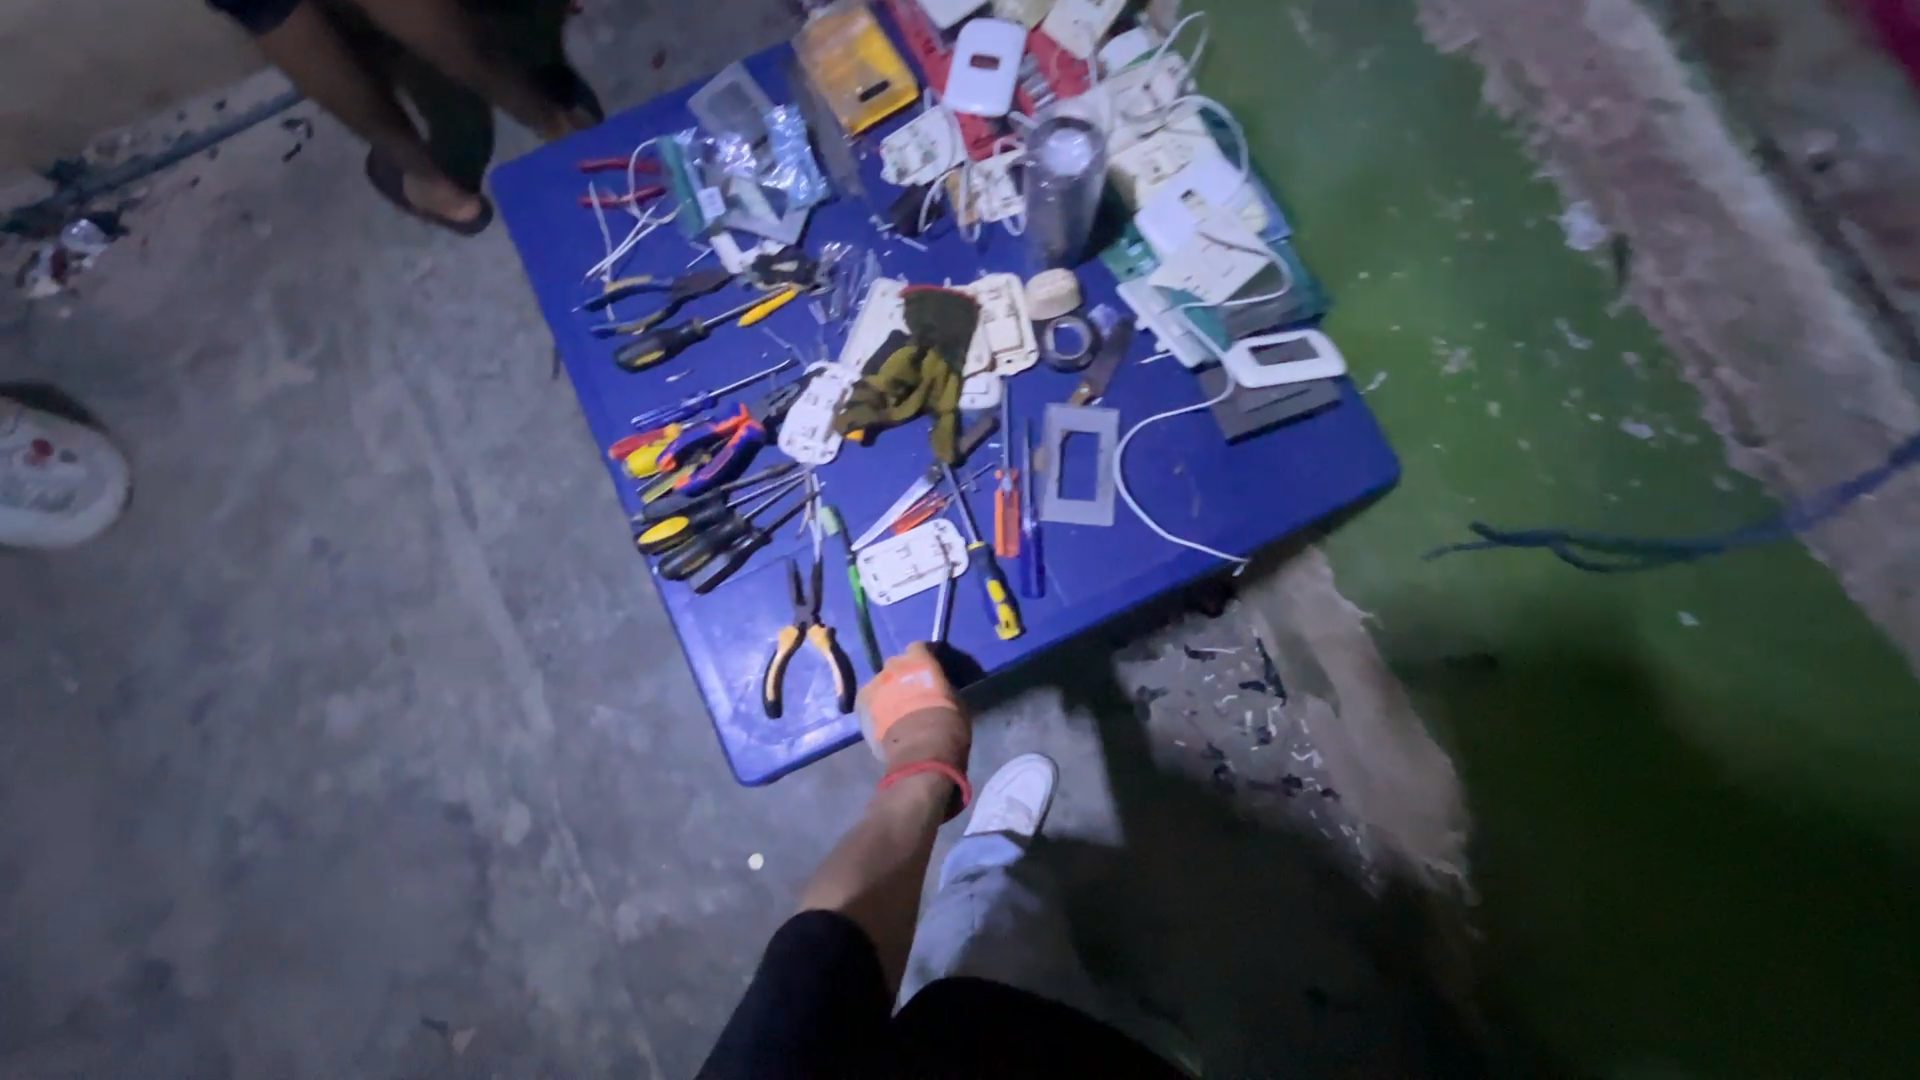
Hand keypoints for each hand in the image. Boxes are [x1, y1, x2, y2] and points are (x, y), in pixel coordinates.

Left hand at [857, 643, 968, 774]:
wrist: (922, 751)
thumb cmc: (947, 723)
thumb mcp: (954, 698)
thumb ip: (940, 686)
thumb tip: (936, 688)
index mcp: (920, 660)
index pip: (918, 647)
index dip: (922, 658)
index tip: (927, 669)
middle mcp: (894, 666)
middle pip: (896, 664)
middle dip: (902, 674)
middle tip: (910, 692)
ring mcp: (874, 684)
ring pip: (880, 683)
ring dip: (887, 691)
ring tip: (894, 710)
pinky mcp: (860, 705)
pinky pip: (867, 700)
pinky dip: (874, 706)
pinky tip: (881, 720)